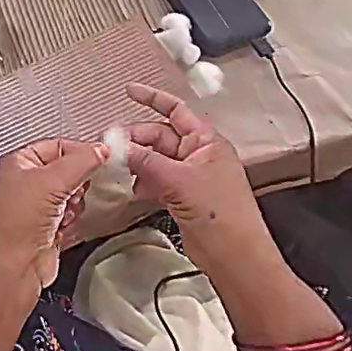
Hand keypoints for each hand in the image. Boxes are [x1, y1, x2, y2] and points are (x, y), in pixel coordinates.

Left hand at [0, 137, 106, 292]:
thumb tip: (100, 150)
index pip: (58, 145)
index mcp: (20, 161)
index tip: (99, 158)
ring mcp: (36, 204)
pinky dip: (71, 220)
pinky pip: (71, 214)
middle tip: (73, 190)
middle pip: (67, 171)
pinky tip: (61, 227)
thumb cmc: (16, 223)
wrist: (14, 267)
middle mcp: (26, 181)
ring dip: (74, 204)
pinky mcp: (46, 225)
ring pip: (72, 194)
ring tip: (64, 211)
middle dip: (76, 183)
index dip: (79, 152)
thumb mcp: (53, 181)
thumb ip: (81, 161)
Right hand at [123, 82, 277, 275]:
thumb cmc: (224, 218)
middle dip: (137, 139)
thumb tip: (121, 146)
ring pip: (156, 159)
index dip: (152, 98)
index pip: (175, 110)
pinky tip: (136, 189)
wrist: (236, 258)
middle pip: (160, 136)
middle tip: (115, 146)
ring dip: (138, 163)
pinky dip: (144, 182)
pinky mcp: (184, 196)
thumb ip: (146, 162)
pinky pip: (158, 179)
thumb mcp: (179, 181)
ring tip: (122, 169)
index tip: (130, 91)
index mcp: (206, 142)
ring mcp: (191, 176)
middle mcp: (199, 155)